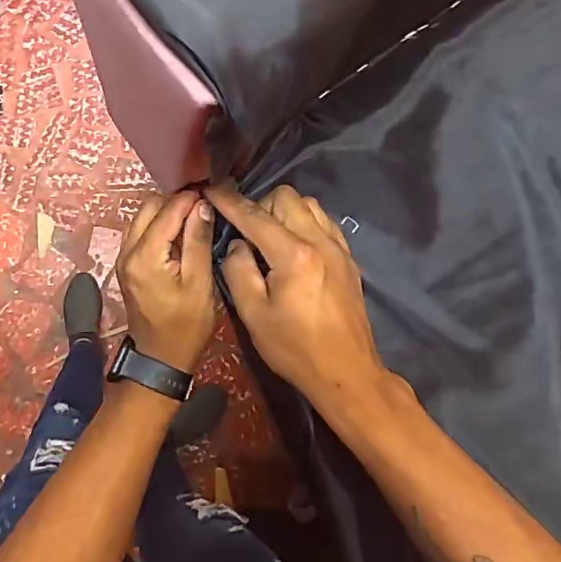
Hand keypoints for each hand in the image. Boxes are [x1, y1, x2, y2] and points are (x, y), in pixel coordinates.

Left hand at [116, 190, 217, 372]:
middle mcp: (127, 251)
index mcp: (144, 256)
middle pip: (149, 207)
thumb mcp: (200, 283)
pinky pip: (140, 232)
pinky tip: (180, 233)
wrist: (160, 359)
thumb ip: (197, 241)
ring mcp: (123, 258)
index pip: (167, 211)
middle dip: (175, 202)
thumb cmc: (186, 325)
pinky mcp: (127, 265)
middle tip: (203, 206)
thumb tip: (201, 206)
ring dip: (166, 212)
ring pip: (142, 218)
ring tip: (194, 217)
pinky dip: (158, 225)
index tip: (212, 194)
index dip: (190, 198)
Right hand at [206, 183, 389, 411]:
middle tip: (247, 231)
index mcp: (294, 255)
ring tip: (271, 238)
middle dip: (260, 205)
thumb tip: (237, 244)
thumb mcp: (253, 314)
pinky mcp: (348, 258)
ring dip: (284, 211)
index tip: (212, 189)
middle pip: (286, 197)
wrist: (346, 372)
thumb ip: (238, 271)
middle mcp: (320, 241)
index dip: (229, 201)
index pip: (255, 216)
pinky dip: (305, 222)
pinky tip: (295, 245)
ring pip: (308, 205)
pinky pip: (324, 222)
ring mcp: (338, 248)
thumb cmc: (294, 349)